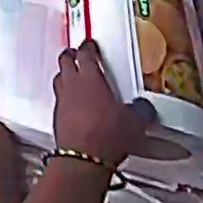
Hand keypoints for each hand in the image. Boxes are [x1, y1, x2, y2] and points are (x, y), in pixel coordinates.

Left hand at [51, 40, 148, 168]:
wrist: (83, 158)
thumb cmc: (106, 134)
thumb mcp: (134, 122)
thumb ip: (140, 110)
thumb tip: (145, 108)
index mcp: (89, 76)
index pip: (85, 53)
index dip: (88, 46)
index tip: (91, 44)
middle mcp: (71, 83)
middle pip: (65, 59)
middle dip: (71, 54)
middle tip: (77, 54)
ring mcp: (61, 99)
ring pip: (59, 77)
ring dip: (65, 75)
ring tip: (74, 77)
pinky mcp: (57, 115)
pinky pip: (59, 98)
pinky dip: (65, 96)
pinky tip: (73, 105)